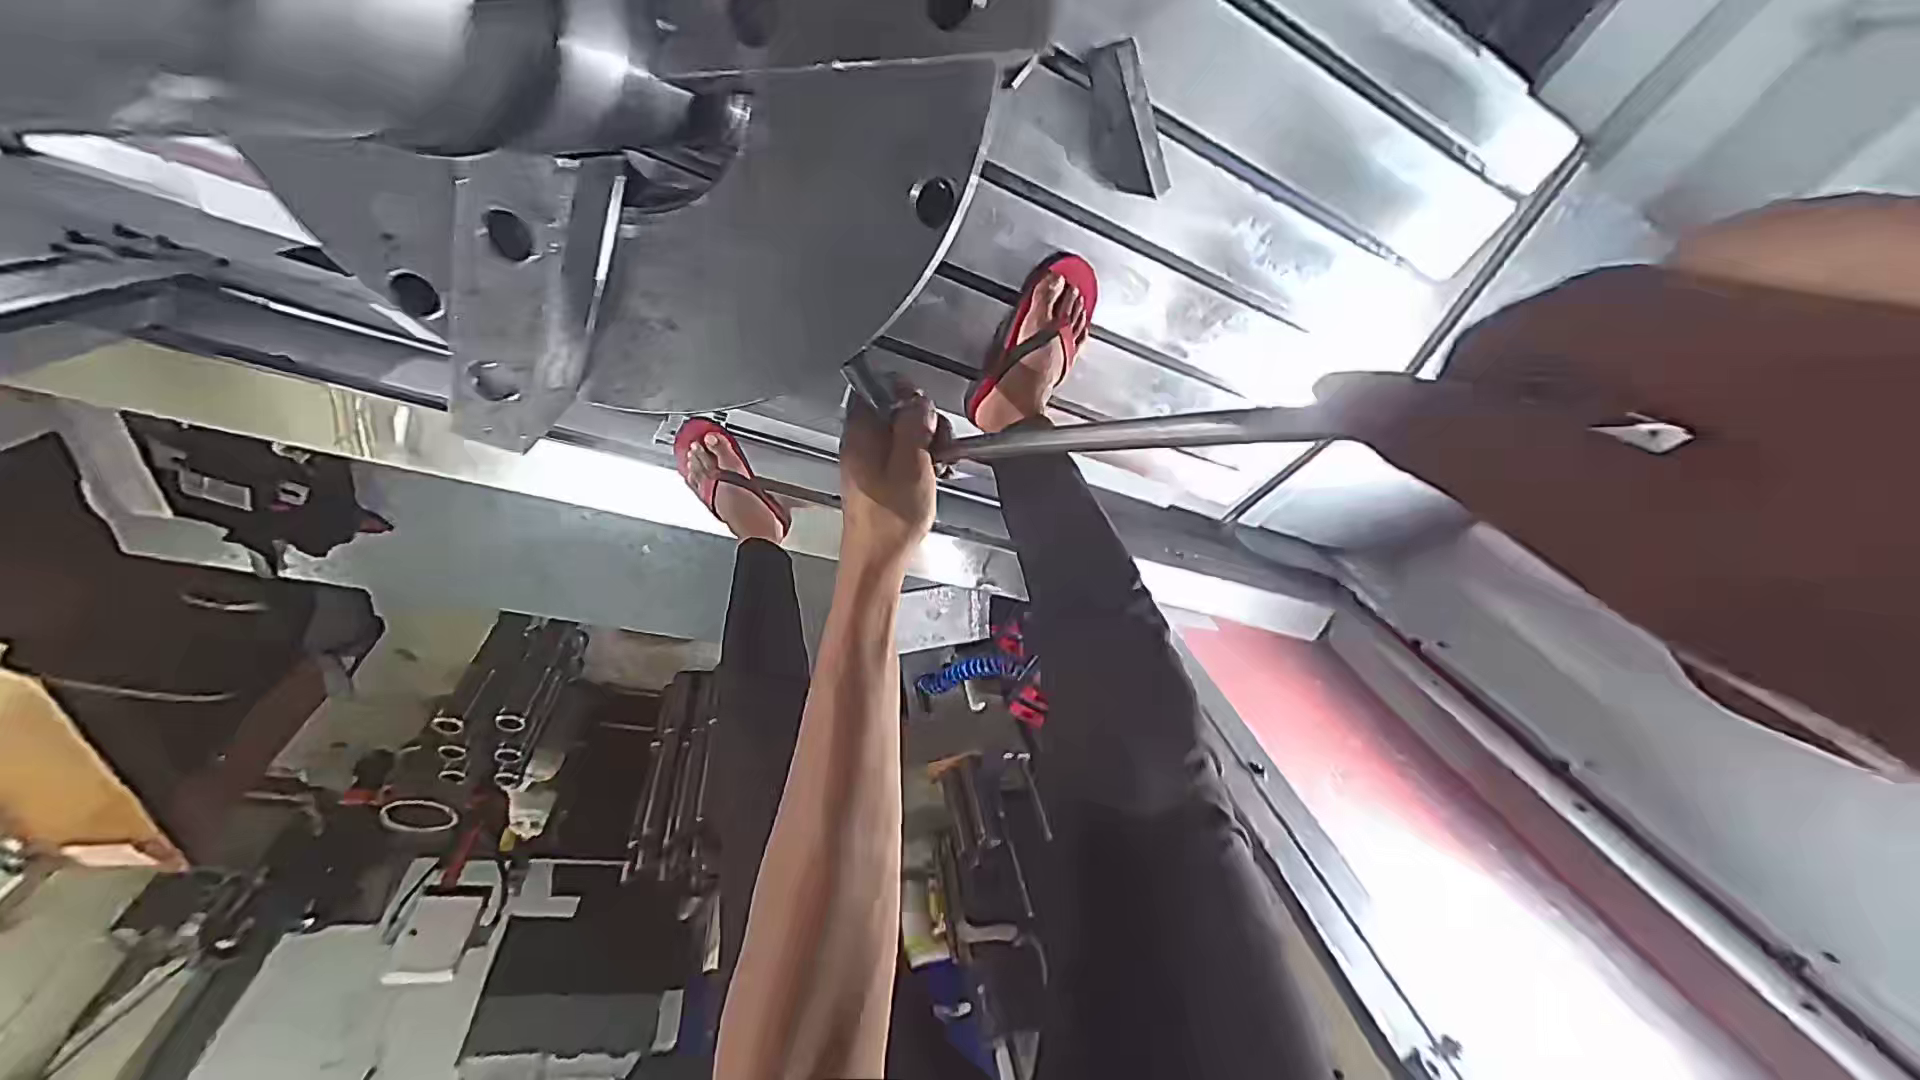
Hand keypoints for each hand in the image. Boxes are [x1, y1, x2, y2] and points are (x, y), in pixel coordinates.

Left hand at [839, 386, 943, 572]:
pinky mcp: (876, 483)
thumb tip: (919, 400)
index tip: (929, 412)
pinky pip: (899, 460)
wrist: (877, 560)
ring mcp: (866, 464)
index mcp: (861, 434)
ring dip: (924, 446)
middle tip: (938, 445)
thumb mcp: (912, 464)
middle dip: (922, 423)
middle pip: (893, 413)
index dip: (908, 395)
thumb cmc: (889, 520)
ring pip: (899, 437)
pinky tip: (930, 479)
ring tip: (938, 466)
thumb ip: (915, 425)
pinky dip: (918, 464)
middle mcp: (859, 445)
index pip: (879, 389)